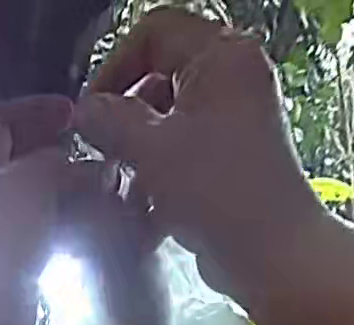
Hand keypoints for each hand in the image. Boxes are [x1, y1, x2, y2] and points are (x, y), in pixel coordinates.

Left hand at [0, 96, 89, 324]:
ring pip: (31, 198)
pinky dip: (61, 224)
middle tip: (94, 153)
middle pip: (17, 159)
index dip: (36, 109)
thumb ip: (60, 164)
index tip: (74, 112)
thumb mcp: (34, 183)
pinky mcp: (6, 263)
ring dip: (65, 190)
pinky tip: (87, 227)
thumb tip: (88, 166)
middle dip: (56, 152)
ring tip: (102, 190)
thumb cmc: (2, 239)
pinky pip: (37, 232)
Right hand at [75, 7, 353, 324]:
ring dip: (142, 158)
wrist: (275, 265)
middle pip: (162, 80)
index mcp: (224, 63)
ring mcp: (239, 132)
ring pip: (171, 128)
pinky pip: (183, 163)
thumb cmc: (222, 204)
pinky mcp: (235, 174)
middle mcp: (237, 87)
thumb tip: (78, 114)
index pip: (156, 30)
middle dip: (127, 119)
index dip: (116, 64)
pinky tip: (149, 216)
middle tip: (104, 158)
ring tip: (125, 195)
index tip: (92, 111)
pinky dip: (161, 183)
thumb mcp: (157, 158)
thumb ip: (112, 127)